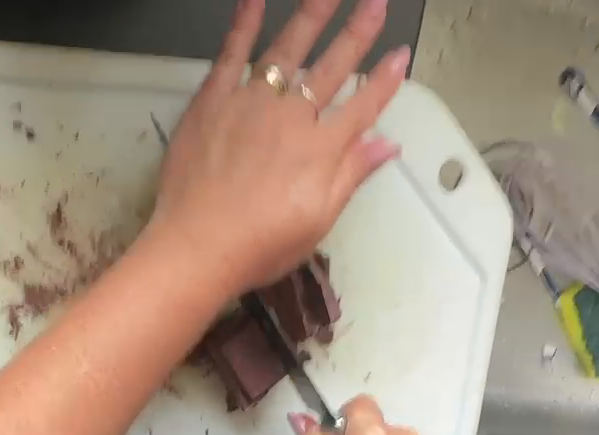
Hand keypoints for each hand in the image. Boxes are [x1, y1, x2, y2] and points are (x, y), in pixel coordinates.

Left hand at [148, 0, 408, 293]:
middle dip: (358, 32)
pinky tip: (254, 0)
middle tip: (375, 3)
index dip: (384, 82)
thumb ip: (350, 176)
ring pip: (288, 48)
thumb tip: (387, 144)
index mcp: (321, 150)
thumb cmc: (259, 246)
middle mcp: (291, 117)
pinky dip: (244, 23)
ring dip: (312, 14)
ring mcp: (251, 103)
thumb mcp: (316, 223)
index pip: (362, 107)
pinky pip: (231, 53)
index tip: (401, 56)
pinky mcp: (213, 101)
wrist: (197, 246)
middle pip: (332, 67)